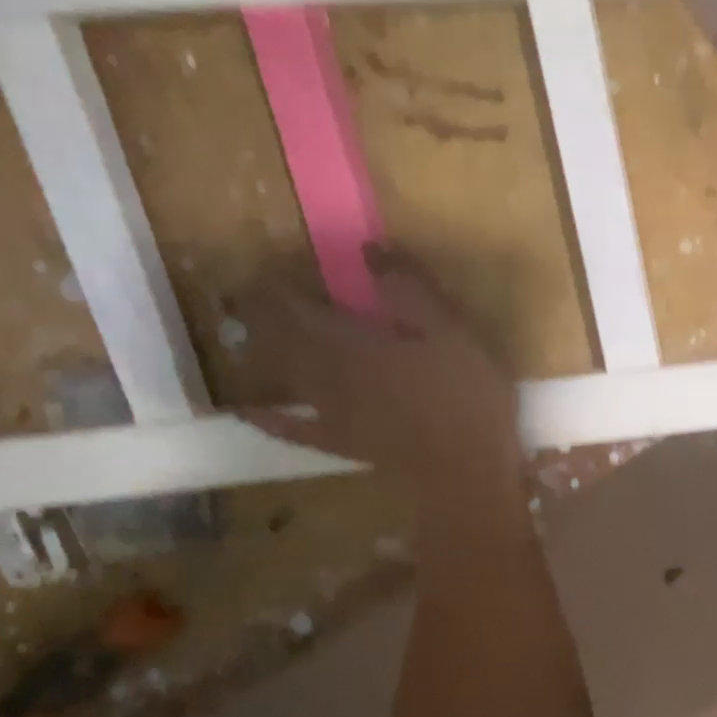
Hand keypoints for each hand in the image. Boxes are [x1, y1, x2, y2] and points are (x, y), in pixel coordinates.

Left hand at [238, 245, 522, 494]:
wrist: (467, 467)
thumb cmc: (467, 396)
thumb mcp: (453, 334)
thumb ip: (411, 292)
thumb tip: (369, 248)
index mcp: (349, 341)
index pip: (292, 305)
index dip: (276, 283)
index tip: (273, 265)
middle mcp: (322, 372)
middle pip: (275, 337)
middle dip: (259, 312)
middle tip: (253, 294)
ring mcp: (325, 410)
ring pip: (276, 374)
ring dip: (257, 351)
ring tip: (249, 333)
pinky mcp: (337, 440)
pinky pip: (287, 426)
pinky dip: (264, 415)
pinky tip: (249, 408)